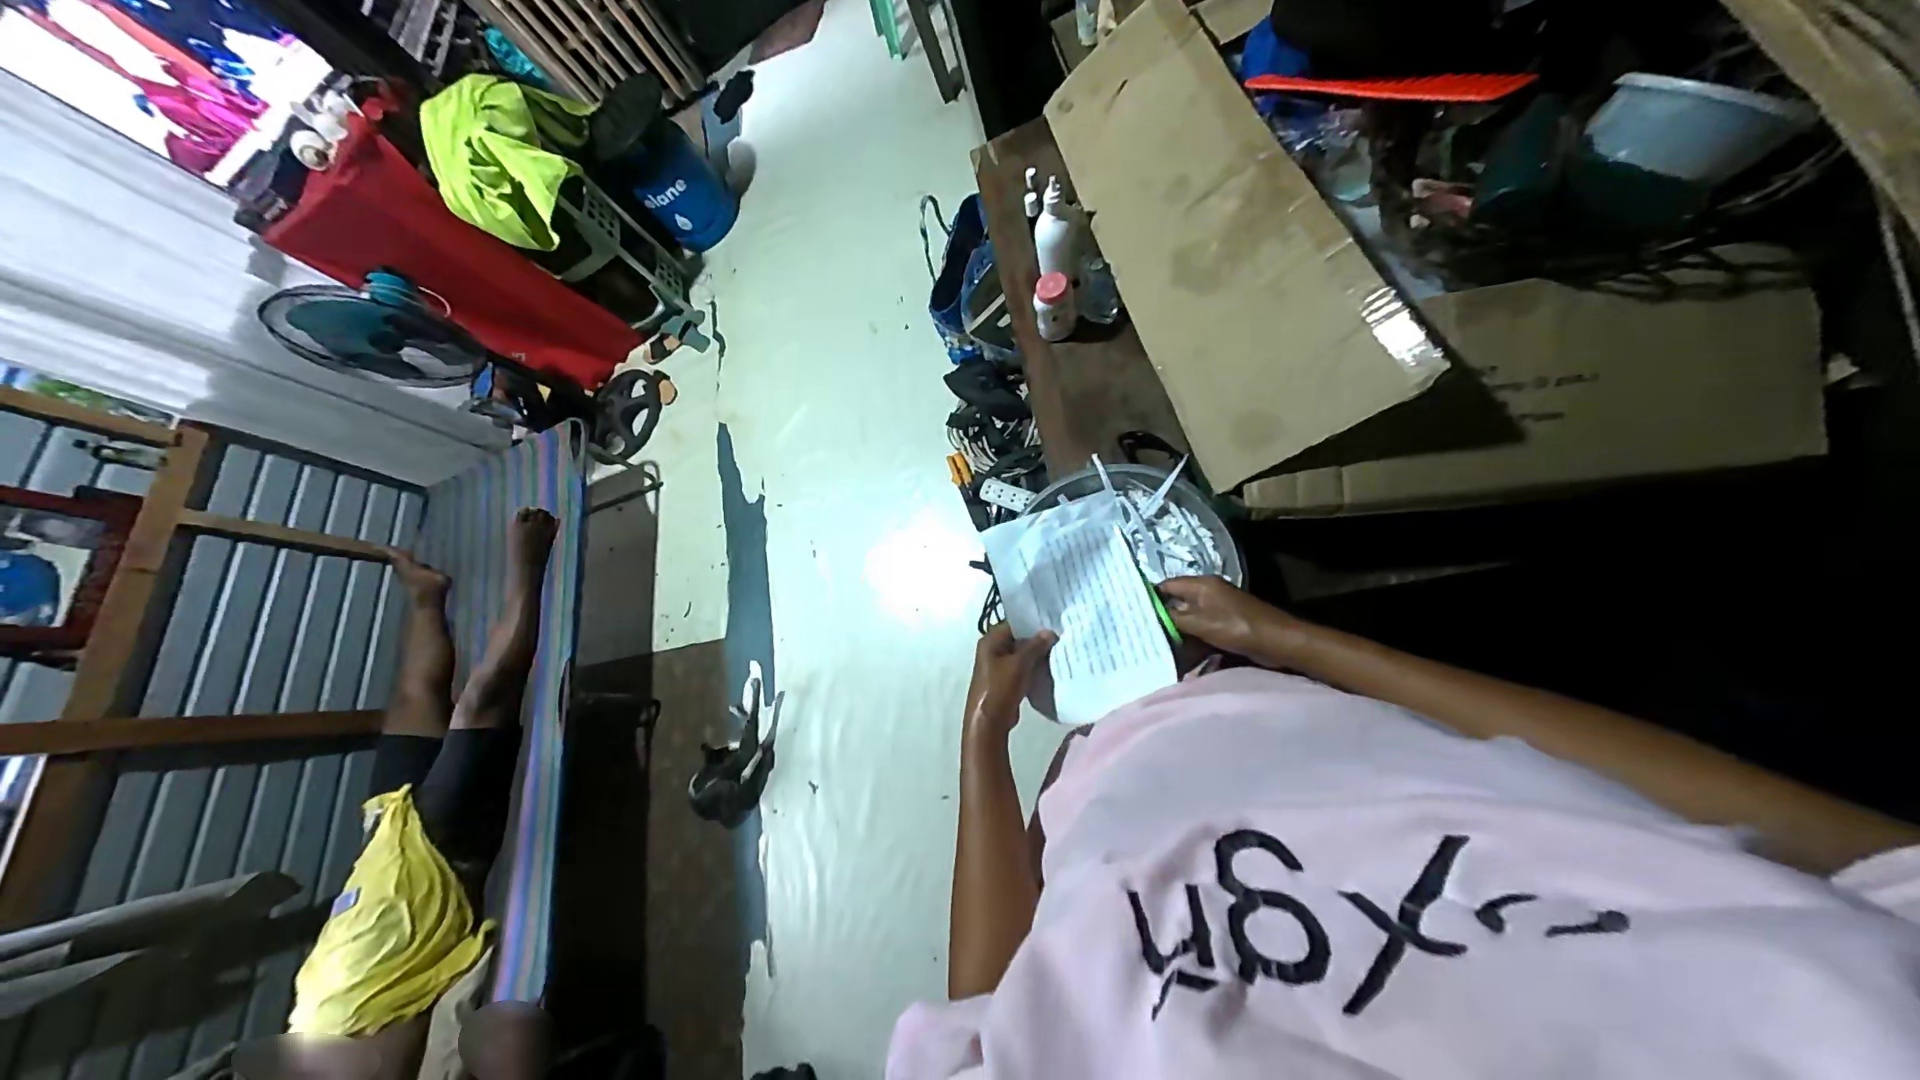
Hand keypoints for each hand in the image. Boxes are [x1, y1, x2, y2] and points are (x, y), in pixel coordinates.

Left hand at [965, 623, 1055, 739]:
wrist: (989, 721)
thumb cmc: (1001, 687)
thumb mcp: (1020, 663)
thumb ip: (1035, 646)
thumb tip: (1049, 631)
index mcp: (990, 641)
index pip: (1013, 624)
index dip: (1032, 624)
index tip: (1053, 624)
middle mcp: (992, 650)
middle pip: (1017, 639)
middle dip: (1037, 640)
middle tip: (1059, 638)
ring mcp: (997, 666)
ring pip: (1021, 655)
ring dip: (1036, 656)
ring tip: (1058, 651)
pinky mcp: (1004, 680)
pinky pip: (1021, 668)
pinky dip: (1033, 668)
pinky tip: (1049, 668)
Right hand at [1158, 576, 1305, 664]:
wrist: (1277, 641)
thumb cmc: (1236, 627)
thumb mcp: (1199, 622)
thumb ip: (1173, 617)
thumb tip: (1152, 614)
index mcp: (1201, 585)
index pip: (1167, 585)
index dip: (1151, 598)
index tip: (1134, 613)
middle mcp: (1208, 591)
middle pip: (1177, 601)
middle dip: (1163, 617)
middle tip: (1144, 632)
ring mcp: (1218, 607)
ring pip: (1189, 617)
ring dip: (1178, 630)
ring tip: (1160, 644)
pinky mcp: (1225, 622)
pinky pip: (1201, 627)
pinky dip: (1192, 637)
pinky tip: (1182, 650)